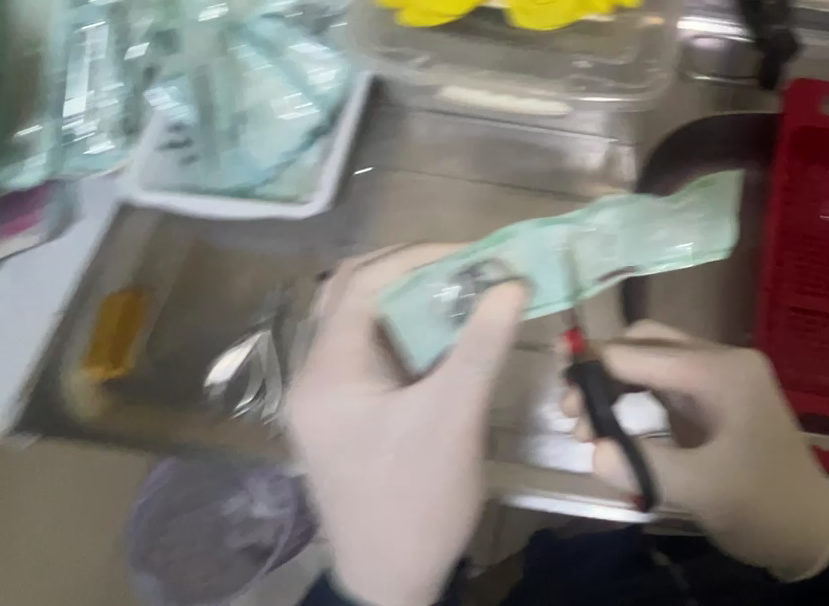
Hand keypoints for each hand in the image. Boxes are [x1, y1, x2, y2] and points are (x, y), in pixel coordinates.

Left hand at [286, 244, 526, 605]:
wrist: (391, 583)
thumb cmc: (417, 502)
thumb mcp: (455, 418)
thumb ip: (482, 344)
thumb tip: (513, 282)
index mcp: (327, 373)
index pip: (364, 284)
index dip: (420, 257)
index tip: (475, 256)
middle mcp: (315, 374)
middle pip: (351, 289)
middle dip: (409, 267)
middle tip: (465, 265)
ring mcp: (328, 392)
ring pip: (359, 314)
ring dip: (406, 292)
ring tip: (459, 285)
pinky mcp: (347, 407)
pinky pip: (371, 344)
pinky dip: (406, 323)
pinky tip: (444, 326)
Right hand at [561, 321, 828, 581]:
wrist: (812, 530)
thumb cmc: (763, 506)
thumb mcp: (703, 491)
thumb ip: (645, 466)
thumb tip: (594, 450)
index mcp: (723, 371)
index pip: (645, 353)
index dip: (599, 370)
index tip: (564, 403)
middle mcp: (721, 359)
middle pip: (647, 342)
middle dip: (604, 370)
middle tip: (571, 413)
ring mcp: (719, 375)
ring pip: (653, 358)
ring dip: (616, 382)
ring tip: (584, 423)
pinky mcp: (714, 395)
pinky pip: (665, 379)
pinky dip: (634, 394)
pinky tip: (612, 419)